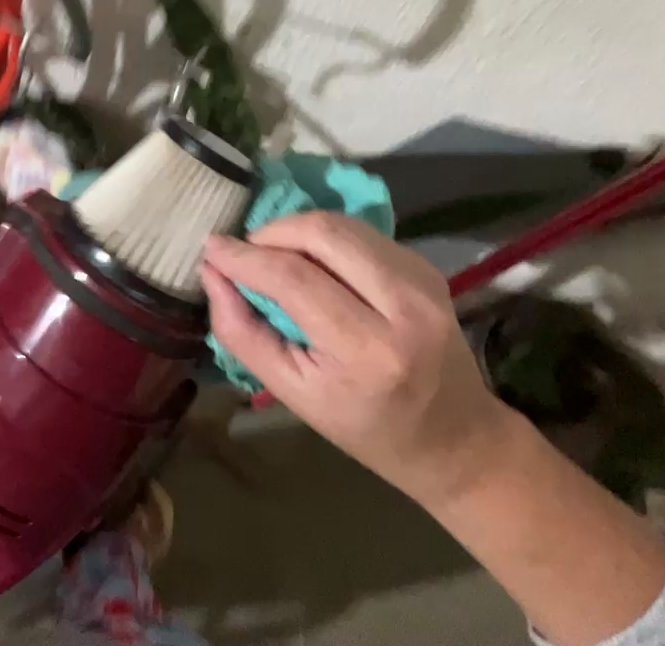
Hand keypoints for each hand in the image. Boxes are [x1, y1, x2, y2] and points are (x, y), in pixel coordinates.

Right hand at [201, 213, 516, 503]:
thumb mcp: (291, 394)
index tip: (210, 248)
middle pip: (322, 234)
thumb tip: (212, 274)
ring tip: (272, 256)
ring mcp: (422, 281)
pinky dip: (323, 239)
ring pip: (341, 225)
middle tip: (244, 253)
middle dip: (269, 232)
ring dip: (294, 230)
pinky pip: (360, 234)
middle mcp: (403, 306)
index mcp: (367, 350)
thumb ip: (242, 333)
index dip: (243, 257)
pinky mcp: (426, 267)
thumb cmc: (364, 426)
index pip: (293, 279)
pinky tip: (311, 263)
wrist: (455, 438)